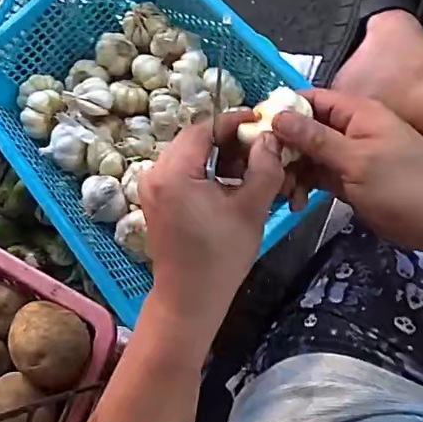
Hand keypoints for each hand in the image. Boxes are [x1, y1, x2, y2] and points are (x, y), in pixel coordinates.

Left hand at [136, 110, 286, 343]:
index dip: (234, 121)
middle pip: (195, 140)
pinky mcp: (156, 200)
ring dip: (220, 158)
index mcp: (173, 172)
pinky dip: (207, 173)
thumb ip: (264, 167)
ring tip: (251, 171)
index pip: (204, 128)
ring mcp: (152, 187)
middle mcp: (155, 173)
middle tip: (260, 150)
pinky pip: (183, 173)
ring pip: (190, 156)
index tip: (261, 122)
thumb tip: (270, 138)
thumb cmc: (220, 256)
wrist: (189, 299)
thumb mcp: (250, 208)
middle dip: (229, 141)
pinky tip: (231, 186)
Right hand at [272, 88, 422, 266]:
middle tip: (262, 170)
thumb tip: (277, 115)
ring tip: (281, 193)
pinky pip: (317, 175)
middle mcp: (350, 128)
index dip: (282, 110)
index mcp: (358, 111)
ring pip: (307, 154)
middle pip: (304, 127)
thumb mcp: (357, 161)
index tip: (254, 131)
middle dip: (281, 146)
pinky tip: (294, 202)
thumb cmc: (407, 187)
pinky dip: (303, 186)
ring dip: (290, 171)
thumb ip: (315, 138)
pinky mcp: (349, 180)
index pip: (310, 98)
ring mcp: (349, 155)